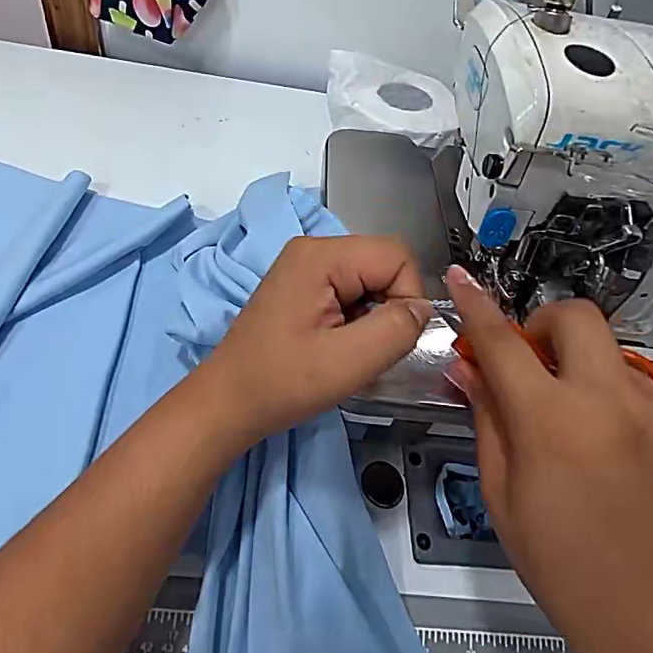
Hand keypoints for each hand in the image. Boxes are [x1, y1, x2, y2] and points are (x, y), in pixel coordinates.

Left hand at [191, 236, 431, 446]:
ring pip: (371, 281)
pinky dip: (356, 320)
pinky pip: (352, 292)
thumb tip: (422, 310)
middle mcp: (313, 250)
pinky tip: (336, 346)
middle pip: (384, 265)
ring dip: (373, 318)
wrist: (229, 402)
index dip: (407, 298)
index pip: (397, 256)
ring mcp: (306, 266)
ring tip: (348, 351)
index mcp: (321, 255)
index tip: (389, 339)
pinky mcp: (303, 286)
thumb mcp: (348, 362)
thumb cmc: (281, 383)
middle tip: (366, 349)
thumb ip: (396, 329)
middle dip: (389, 308)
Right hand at [443, 265, 652, 652]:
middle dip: (547, 326)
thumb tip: (469, 372)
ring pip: (619, 366)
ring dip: (591, 382)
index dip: (476, 305)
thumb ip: (488, 426)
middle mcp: (614, 403)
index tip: (461, 277)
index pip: (503, 342)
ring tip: (592, 445)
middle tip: (537, 368)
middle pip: (578, 318)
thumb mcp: (507, 507)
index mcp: (554, 422)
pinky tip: (638, 478)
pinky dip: (634, 425)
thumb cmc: (574, 582)